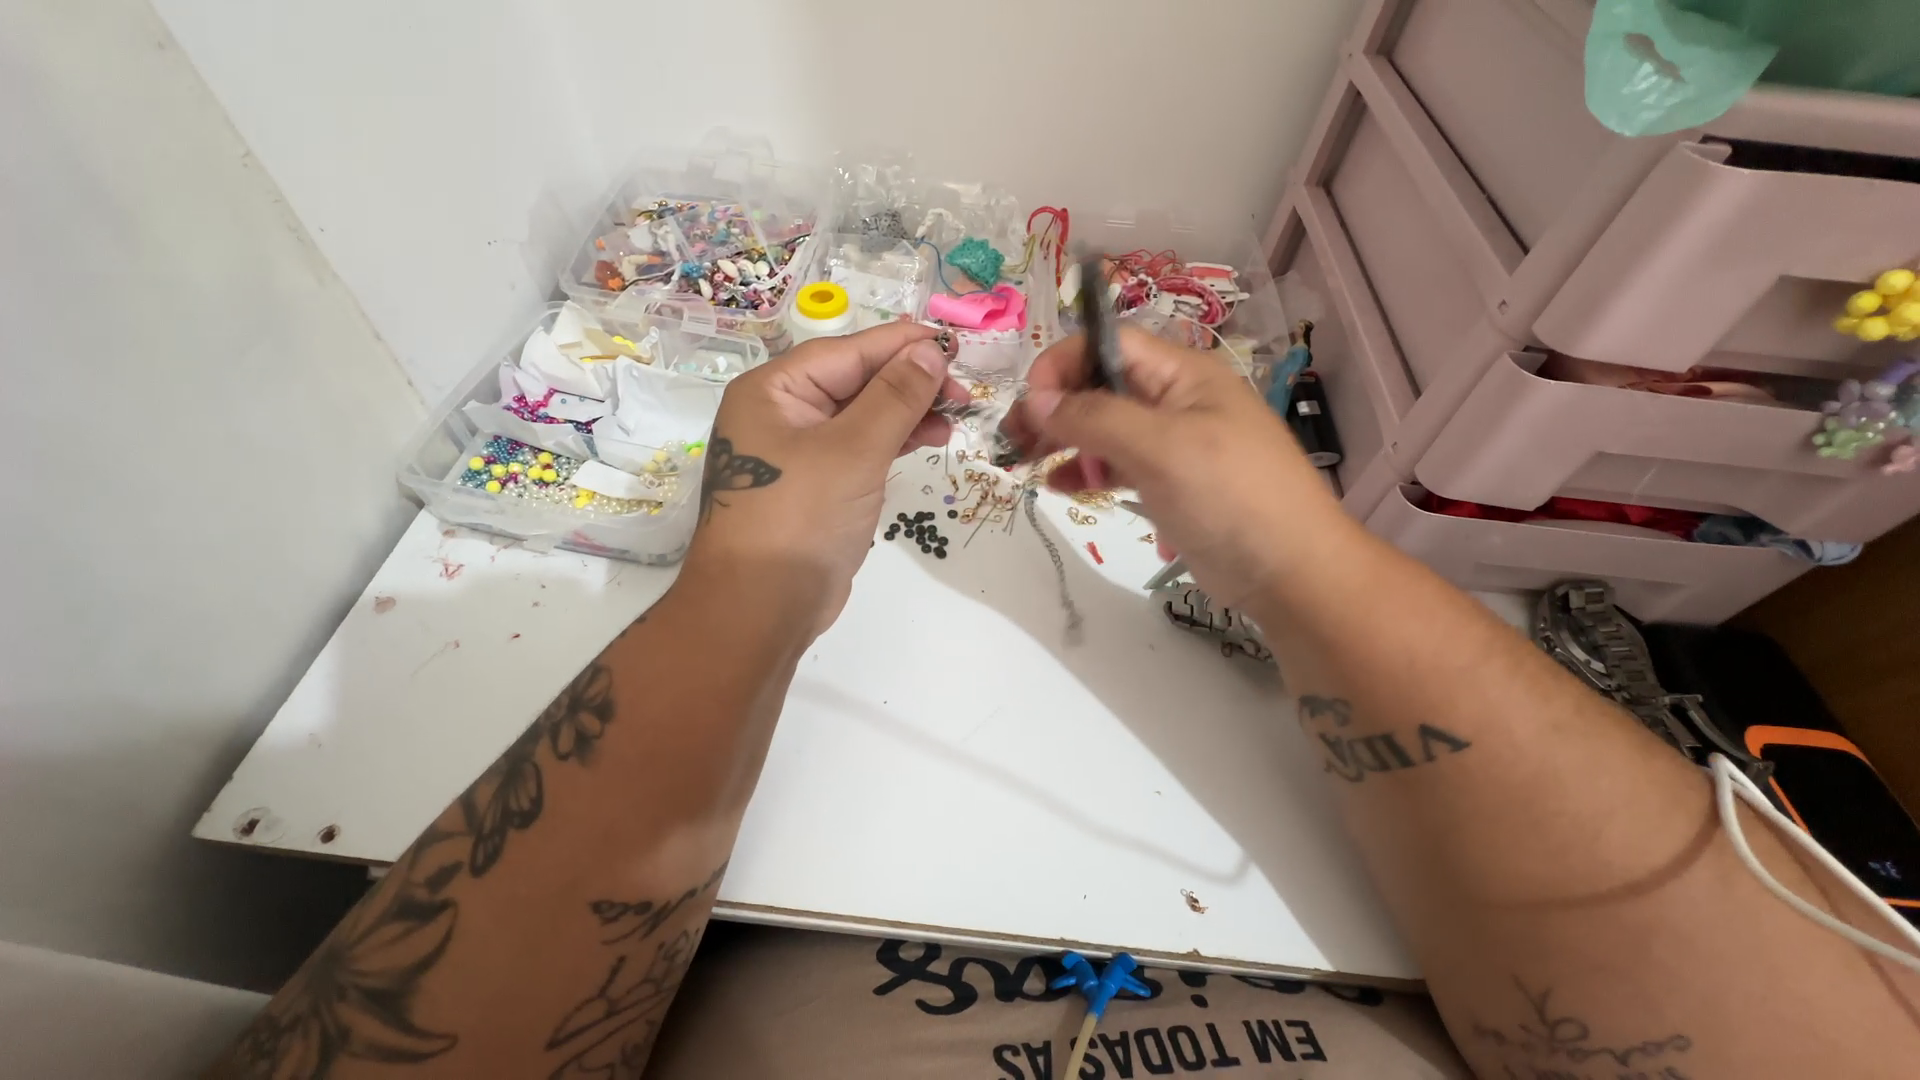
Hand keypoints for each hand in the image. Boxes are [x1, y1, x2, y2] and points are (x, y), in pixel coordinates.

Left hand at [682, 322, 965, 631]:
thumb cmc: (801, 517)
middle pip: (855, 380)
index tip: (954, 344)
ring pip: (862, 415)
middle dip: (910, 382)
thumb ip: (895, 397)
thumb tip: (930, 352)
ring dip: (908, 412)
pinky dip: (894, 442)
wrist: (762, 606)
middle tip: (962, 392)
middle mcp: (782, 413)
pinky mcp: (817, 485)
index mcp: (775, 390)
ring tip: (954, 419)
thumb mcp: (854, 450)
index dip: (902, 345)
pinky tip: (928, 441)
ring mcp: (799, 451)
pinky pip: (860, 448)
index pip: (848, 351)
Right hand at [1002, 327, 1349, 609]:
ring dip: (1066, 440)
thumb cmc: (1230, 497)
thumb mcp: (1161, 449)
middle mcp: (1177, 401)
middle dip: (1056, 405)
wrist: (1290, 571)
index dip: (1065, 363)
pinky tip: (1061, 486)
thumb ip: (1095, 418)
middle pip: (1102, 385)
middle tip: (1015, 438)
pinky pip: (1119, 466)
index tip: (1030, 401)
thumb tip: (1036, 400)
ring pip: (1106, 428)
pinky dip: (1088, 472)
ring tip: (1030, 464)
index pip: (1111, 344)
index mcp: (1184, 375)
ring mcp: (1175, 445)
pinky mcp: (1171, 484)